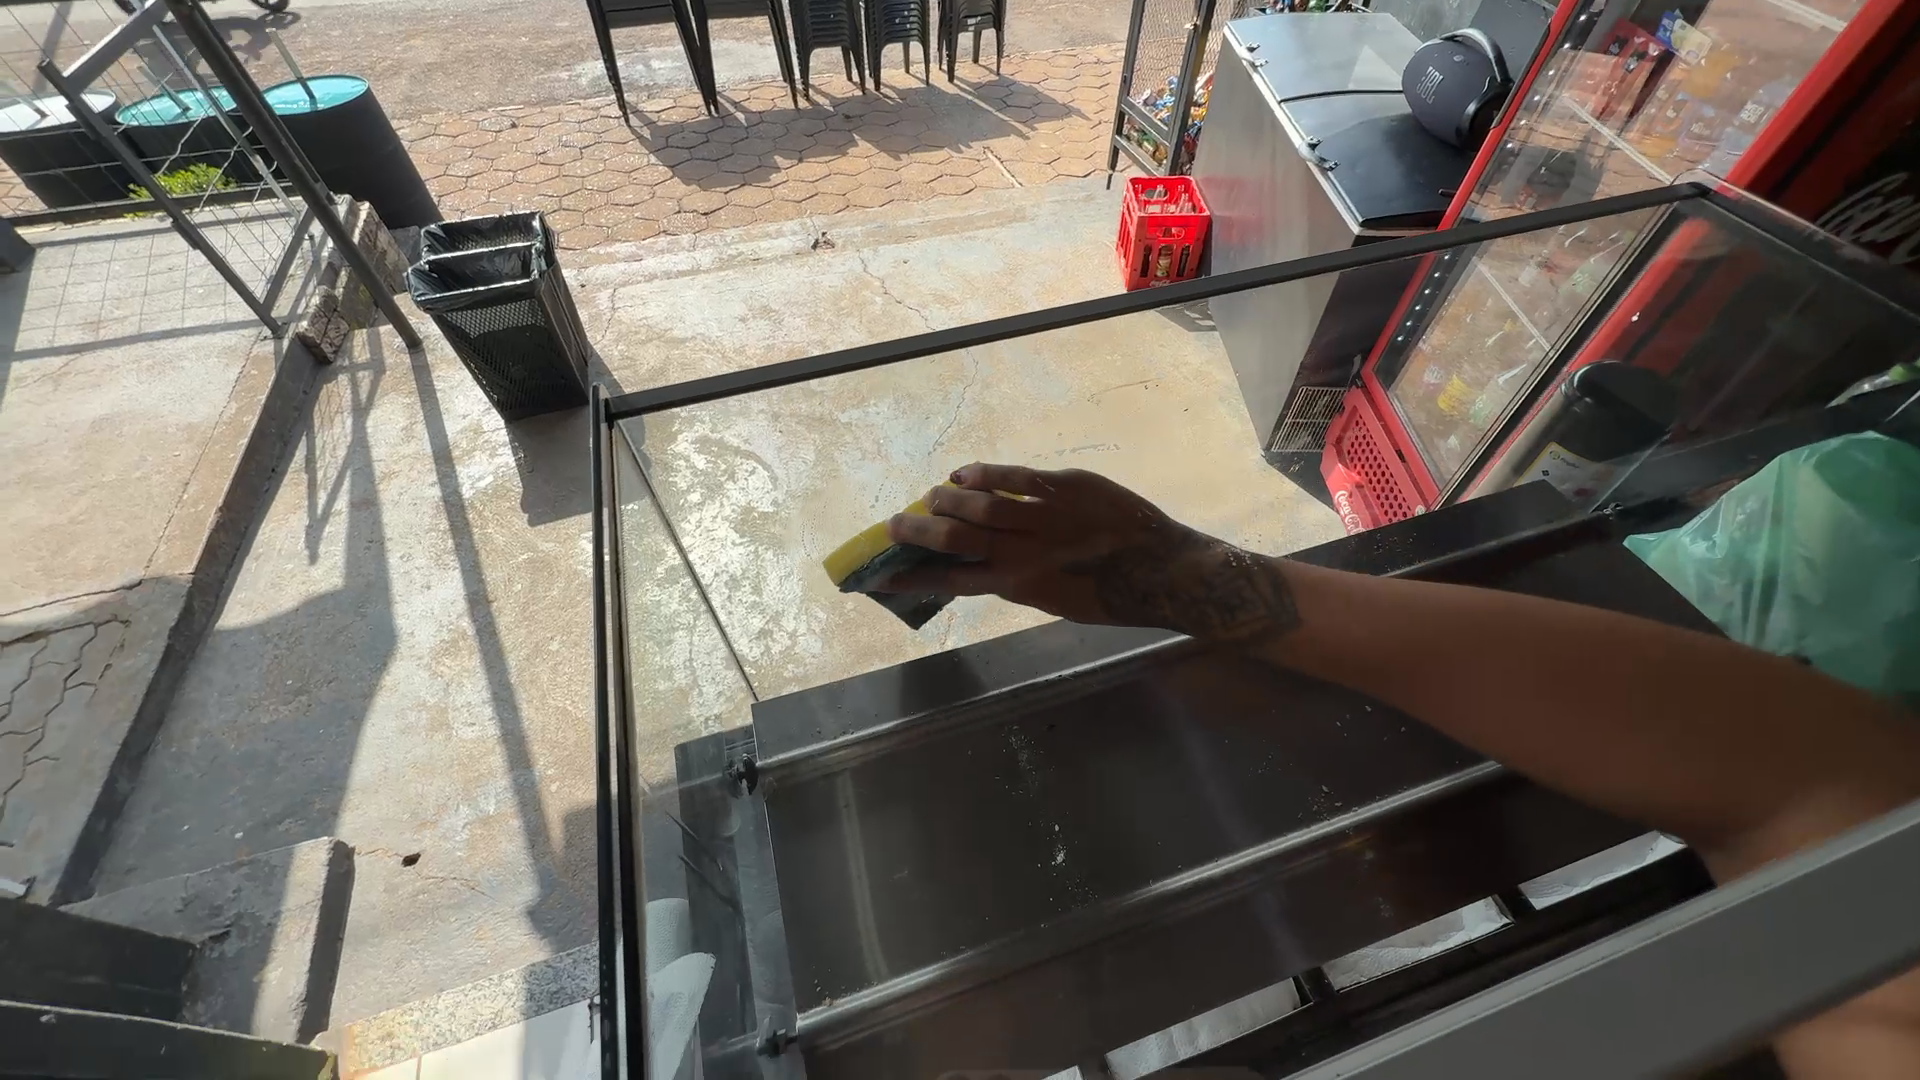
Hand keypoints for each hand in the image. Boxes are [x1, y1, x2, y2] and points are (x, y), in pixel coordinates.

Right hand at [883, 463, 1300, 641]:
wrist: (1163, 571)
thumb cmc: (1109, 598)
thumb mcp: (1053, 602)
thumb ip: (1014, 583)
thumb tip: (981, 567)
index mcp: (1017, 586)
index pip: (951, 582)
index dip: (914, 579)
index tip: (883, 576)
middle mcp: (1021, 551)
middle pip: (953, 538)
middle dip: (915, 532)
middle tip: (894, 526)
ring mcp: (1042, 515)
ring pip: (978, 502)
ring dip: (945, 498)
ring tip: (932, 496)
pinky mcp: (1064, 486)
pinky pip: (1014, 476)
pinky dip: (983, 473)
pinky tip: (965, 472)